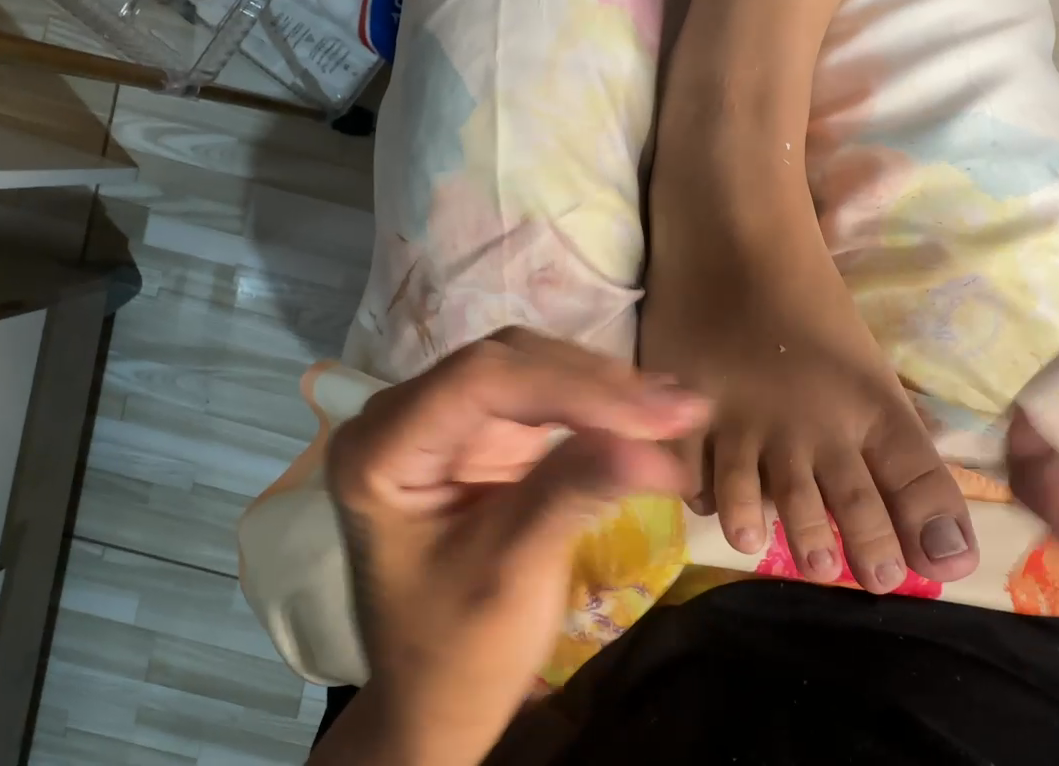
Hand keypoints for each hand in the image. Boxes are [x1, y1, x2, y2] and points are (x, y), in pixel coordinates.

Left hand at [316, 329, 705, 765]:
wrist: (438, 696)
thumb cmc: (457, 651)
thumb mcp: (512, 575)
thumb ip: (572, 494)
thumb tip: (655, 445)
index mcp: (378, 449)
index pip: (479, 382)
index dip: (572, 388)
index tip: (656, 415)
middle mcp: (402, 416)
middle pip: (505, 363)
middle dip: (595, 384)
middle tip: (680, 409)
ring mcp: (441, 420)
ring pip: (528, 369)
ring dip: (602, 387)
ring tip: (675, 408)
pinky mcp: (477, 433)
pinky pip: (540, 397)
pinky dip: (593, 406)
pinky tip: (641, 414)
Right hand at [641, 186, 978, 590]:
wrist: (732, 238)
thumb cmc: (804, 289)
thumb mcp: (863, 355)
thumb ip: (885, 426)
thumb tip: (914, 491)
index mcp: (869, 402)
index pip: (917, 482)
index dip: (933, 531)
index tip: (940, 567)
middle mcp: (814, 426)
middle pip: (847, 508)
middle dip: (864, 551)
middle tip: (864, 579)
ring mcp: (747, 425)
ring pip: (765, 505)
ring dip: (780, 535)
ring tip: (774, 553)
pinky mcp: (687, 414)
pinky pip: (697, 476)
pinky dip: (707, 496)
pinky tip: (713, 505)